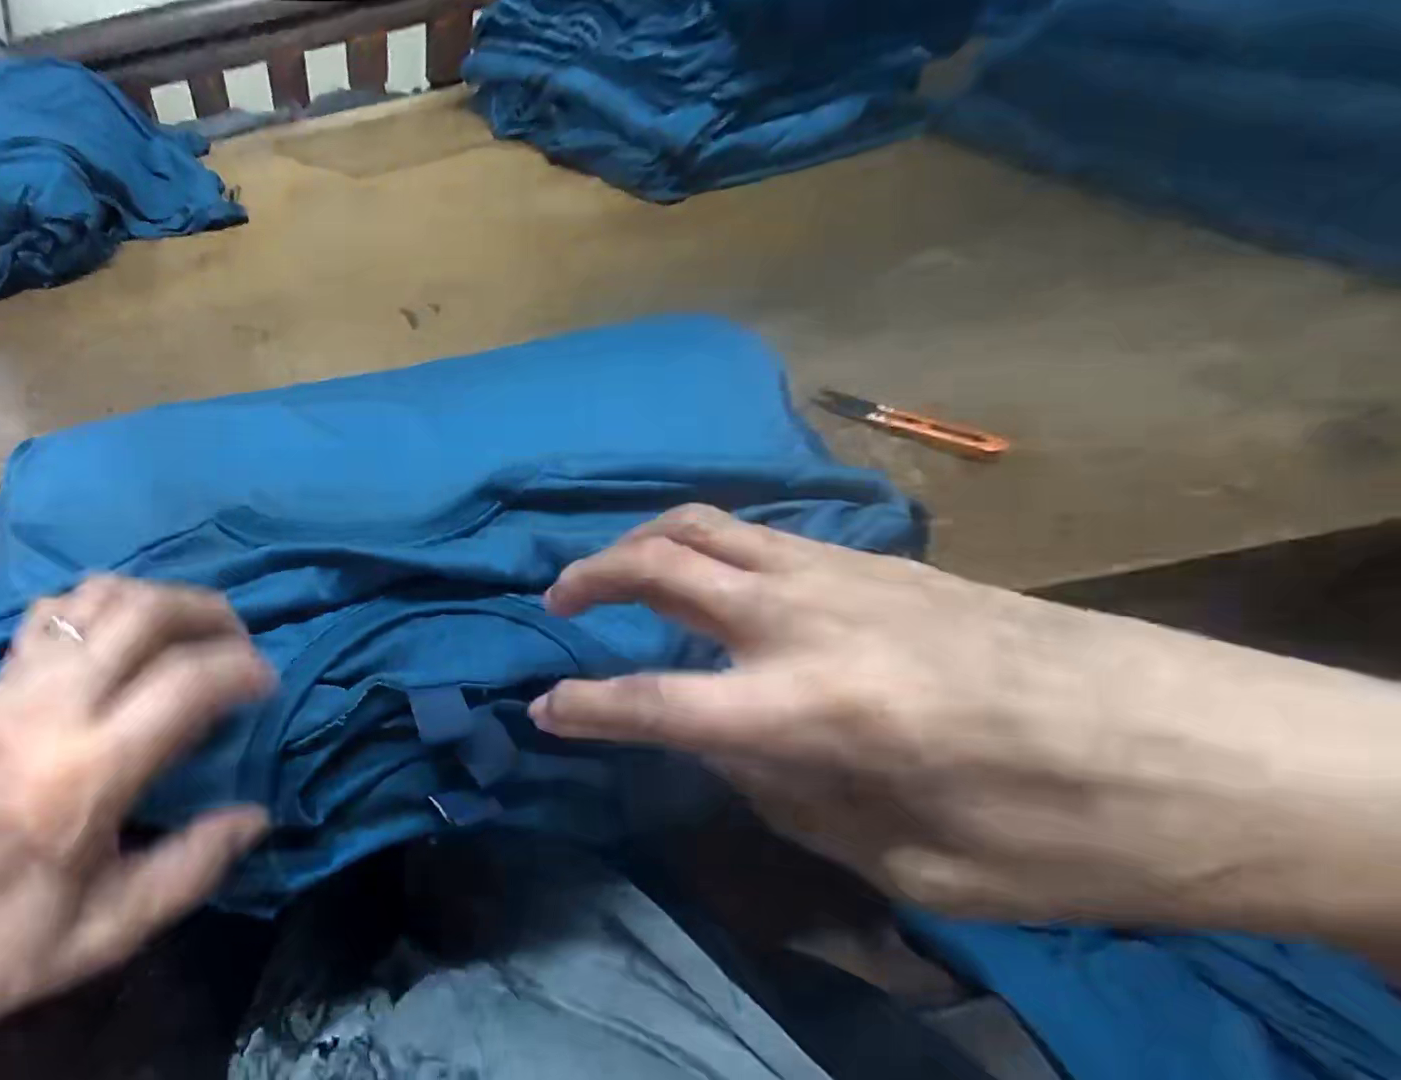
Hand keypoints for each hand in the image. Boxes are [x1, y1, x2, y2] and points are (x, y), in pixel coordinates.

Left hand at [0, 577, 274, 1079]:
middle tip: (241, 646)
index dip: (244, 670)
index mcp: (83, 776)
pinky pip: (57, 611)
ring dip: (163, 599)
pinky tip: (128, 635)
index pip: (187, 683)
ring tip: (195, 634)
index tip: (269, 684)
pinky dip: (107, 603)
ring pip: (101, 596)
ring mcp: (12, 689)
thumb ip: (194, 867)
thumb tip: (257, 814)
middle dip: (212, 613)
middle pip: (146, 612)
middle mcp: (49, 711)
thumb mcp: (103, 935)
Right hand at [532, 505, 1400, 945]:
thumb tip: (726, 746)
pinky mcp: (874, 558)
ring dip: (638, 542)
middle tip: (557, 601)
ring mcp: (841, 572)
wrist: (1222, 747)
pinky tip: (704, 574)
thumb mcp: (908, 860)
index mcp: (816, 708)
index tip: (542, 708)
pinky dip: (699, 542)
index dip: (587, 707)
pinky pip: (754, 531)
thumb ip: (788, 793)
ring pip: (703, 525)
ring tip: (611, 570)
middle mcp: (809, 619)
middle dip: (591, 576)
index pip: (659, 701)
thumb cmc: (1068, 836)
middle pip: (662, 564)